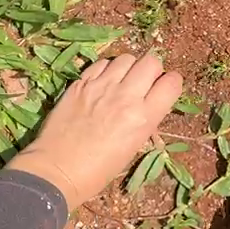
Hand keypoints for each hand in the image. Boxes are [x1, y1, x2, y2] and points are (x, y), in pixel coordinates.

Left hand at [7, 53, 182, 208]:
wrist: (58, 170)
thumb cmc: (99, 169)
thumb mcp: (134, 146)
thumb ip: (145, 118)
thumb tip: (149, 100)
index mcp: (144, 117)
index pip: (171, 83)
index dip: (171, 83)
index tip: (165, 88)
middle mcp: (126, 96)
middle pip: (151, 62)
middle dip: (153, 70)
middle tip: (144, 82)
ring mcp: (101, 87)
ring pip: (127, 58)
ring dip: (129, 67)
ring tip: (123, 81)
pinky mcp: (80, 83)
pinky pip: (102, 63)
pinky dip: (107, 69)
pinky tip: (103, 82)